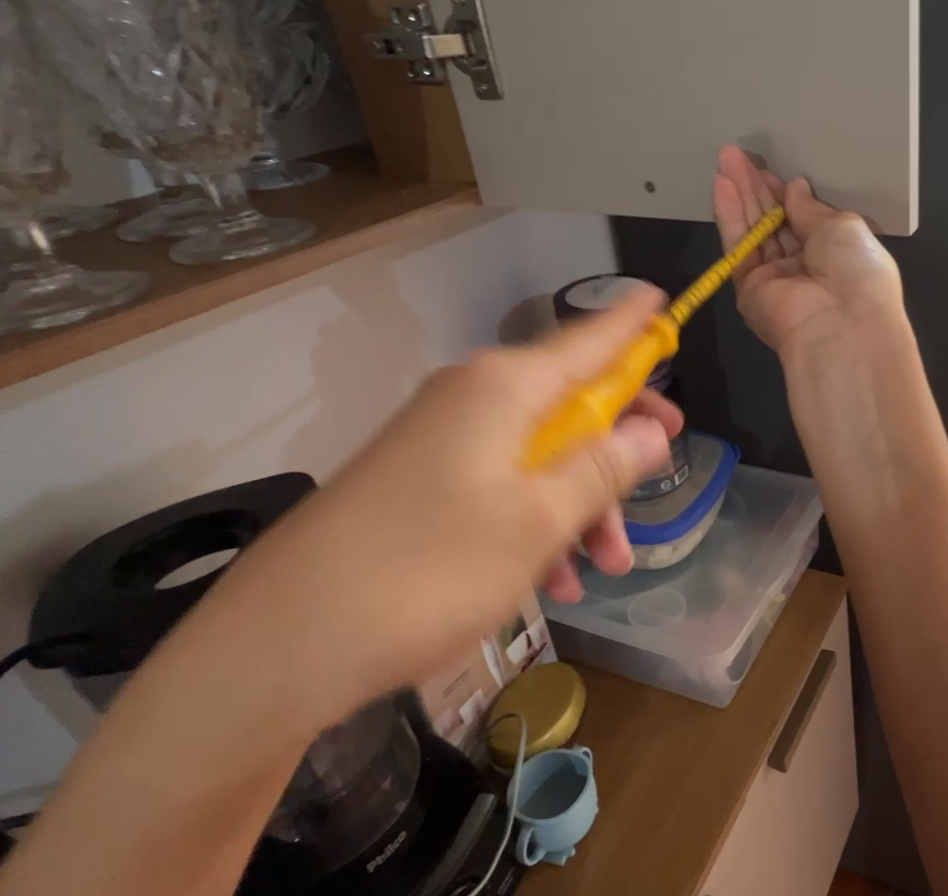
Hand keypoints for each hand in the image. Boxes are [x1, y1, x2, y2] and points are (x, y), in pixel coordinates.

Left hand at [194, 290, 678, 722]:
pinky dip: (538, 524)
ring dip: (583, 503)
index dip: (632, 325)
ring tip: (608, 566)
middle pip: (570, 402)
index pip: (589, 339)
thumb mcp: (537, 521)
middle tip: (665, 470)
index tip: (667, 302)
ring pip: (540, 455)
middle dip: (619, 446)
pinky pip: (501, 488)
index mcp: (504, 389)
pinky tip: (555, 582)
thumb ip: (603, 468)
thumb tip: (649, 430)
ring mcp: (440, 443)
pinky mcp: (418, 486)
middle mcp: (472, 400)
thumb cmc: (429, 570)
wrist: (280, 645)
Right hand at [711, 144, 902, 360]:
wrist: (839, 327)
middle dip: (758, 188)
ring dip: (740, 194)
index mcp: (838, 253)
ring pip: (754, 230)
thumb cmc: (856, 270)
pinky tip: (721, 185)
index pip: (806, 218)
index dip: (789, 193)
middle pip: (776, 221)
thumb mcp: (843, 226)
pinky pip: (738, 246)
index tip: (773, 169)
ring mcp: (776, 277)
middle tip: (738, 155)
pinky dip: (730, 215)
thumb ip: (812, 208)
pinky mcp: (748, 287)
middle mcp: (807, 266)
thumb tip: (797, 188)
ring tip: (725, 158)